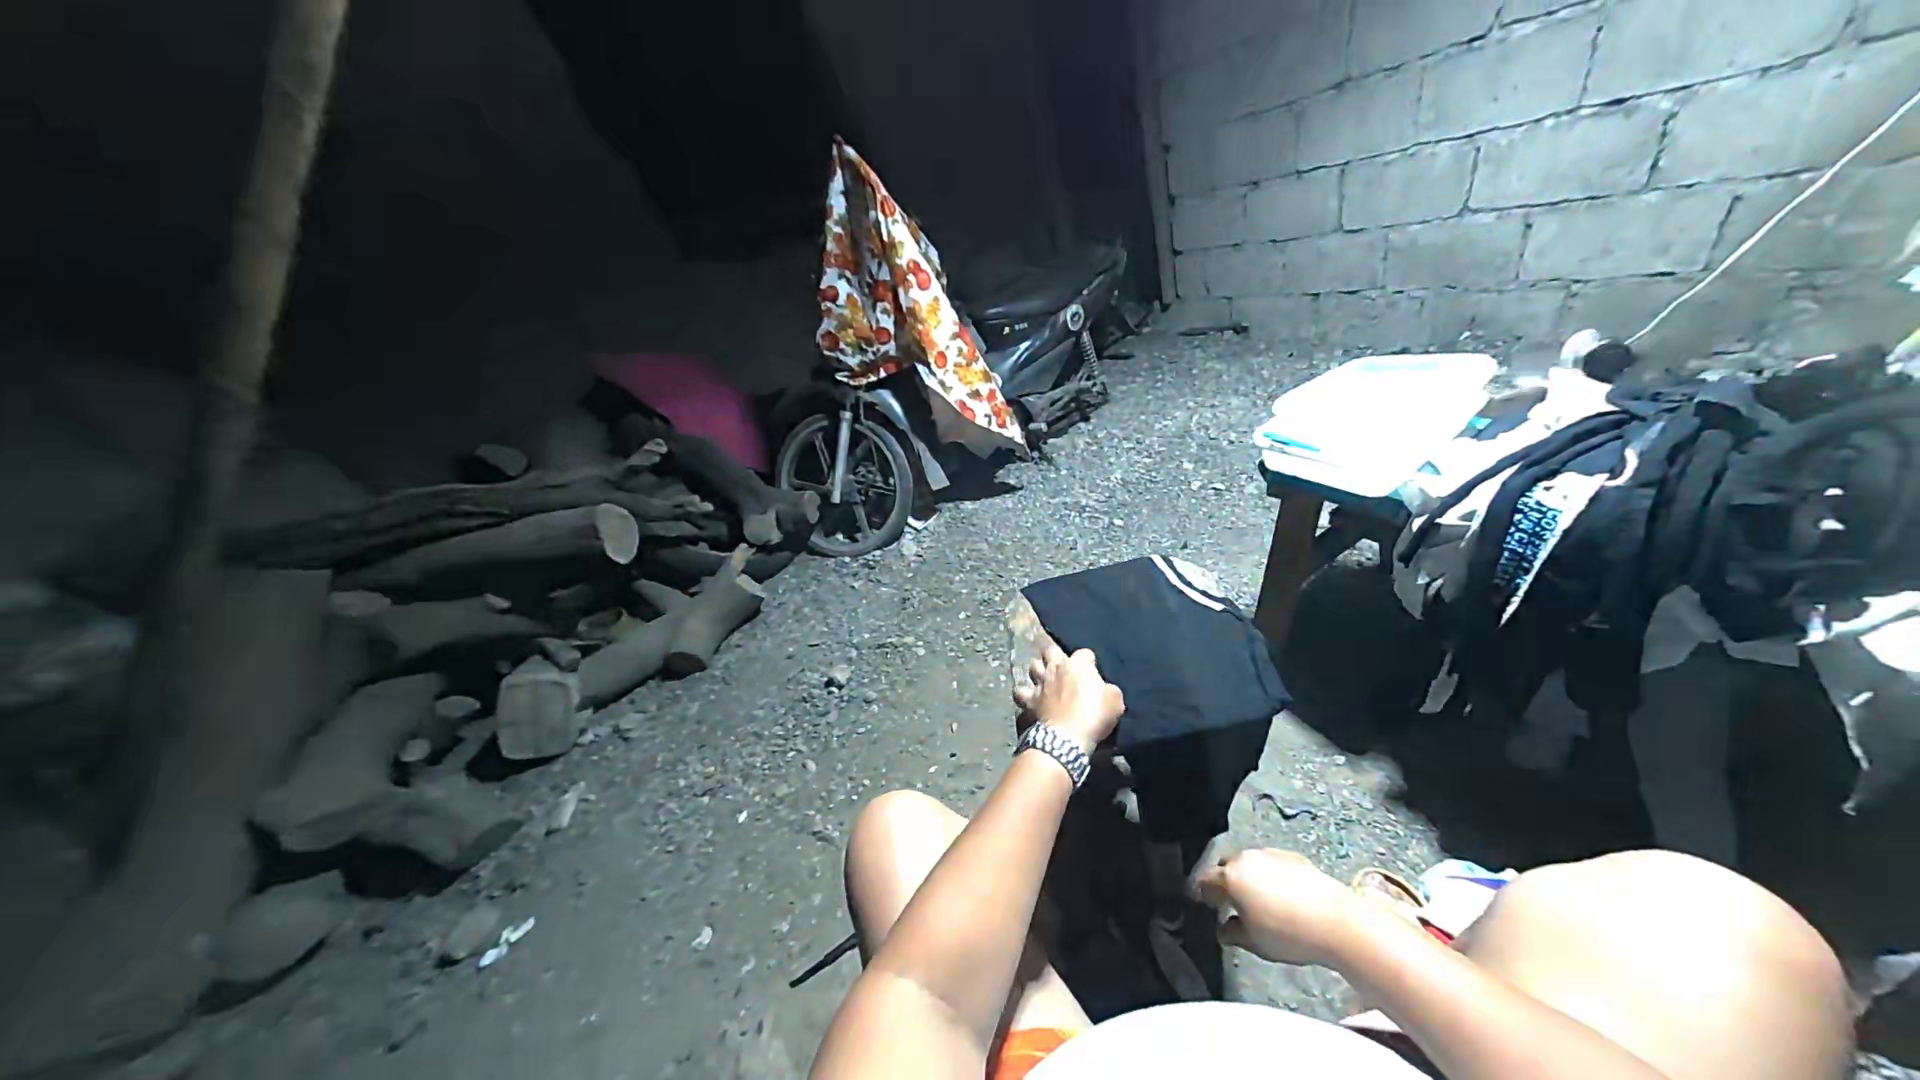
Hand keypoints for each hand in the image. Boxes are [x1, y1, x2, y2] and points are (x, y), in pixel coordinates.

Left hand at [1013, 643, 1123, 752]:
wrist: (1066, 738)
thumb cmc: (1094, 716)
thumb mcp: (1115, 701)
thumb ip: (1109, 689)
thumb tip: (1104, 688)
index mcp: (1077, 665)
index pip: (1084, 653)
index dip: (1089, 662)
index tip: (1093, 672)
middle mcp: (1055, 668)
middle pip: (1051, 650)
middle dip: (1056, 655)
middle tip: (1064, 669)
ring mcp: (1039, 683)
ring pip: (1033, 666)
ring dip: (1039, 670)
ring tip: (1045, 679)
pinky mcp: (1028, 700)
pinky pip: (1019, 691)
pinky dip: (1023, 693)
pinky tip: (1028, 697)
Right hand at [1192, 849, 1366, 966]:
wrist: (1338, 922)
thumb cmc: (1289, 934)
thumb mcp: (1254, 942)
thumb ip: (1232, 933)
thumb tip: (1223, 929)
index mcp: (1230, 877)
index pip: (1205, 880)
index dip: (1201, 893)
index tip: (1204, 905)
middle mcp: (1245, 858)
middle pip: (1225, 866)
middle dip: (1223, 881)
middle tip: (1229, 902)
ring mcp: (1269, 854)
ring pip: (1248, 862)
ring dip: (1246, 876)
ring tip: (1258, 899)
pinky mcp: (1292, 855)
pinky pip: (1270, 863)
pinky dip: (1269, 875)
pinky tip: (1282, 895)